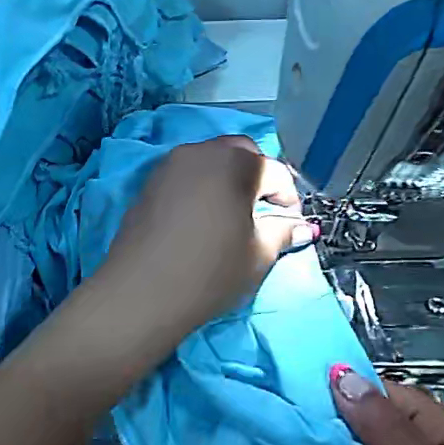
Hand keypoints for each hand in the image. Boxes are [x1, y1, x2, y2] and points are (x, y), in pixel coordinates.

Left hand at [72, 136, 315, 367]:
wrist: (141, 292)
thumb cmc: (210, 272)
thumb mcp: (257, 255)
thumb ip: (282, 232)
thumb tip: (302, 227)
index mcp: (237, 163)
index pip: (276, 173)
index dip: (289, 199)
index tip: (290, 224)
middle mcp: (204, 151)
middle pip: (242, 153)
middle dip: (258, 177)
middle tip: (262, 213)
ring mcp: (172, 163)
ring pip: (212, 158)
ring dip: (228, 177)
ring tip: (231, 215)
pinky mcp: (151, 180)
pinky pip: (187, 172)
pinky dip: (202, 185)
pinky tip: (202, 217)